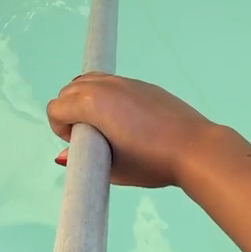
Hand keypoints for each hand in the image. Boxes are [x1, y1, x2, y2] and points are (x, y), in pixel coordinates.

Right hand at [47, 73, 218, 187]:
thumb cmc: (153, 163)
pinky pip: (113, 84)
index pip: (56, 108)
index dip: (60, 129)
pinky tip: (125, 121)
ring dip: (86, 100)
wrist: (194, 149)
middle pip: (69, 90)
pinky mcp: (143, 84)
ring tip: (104, 127)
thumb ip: (83, 161)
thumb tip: (62, 157)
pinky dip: (107, 97)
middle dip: (70, 112)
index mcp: (91, 104)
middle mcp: (105, 86)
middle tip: (89, 138)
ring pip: (90, 81)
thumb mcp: (114, 169)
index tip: (77, 145)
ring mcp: (126, 82)